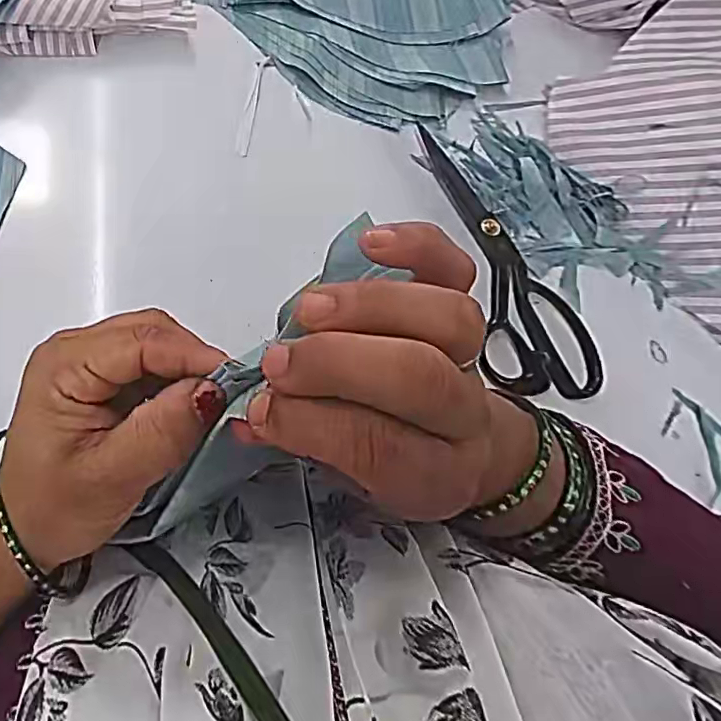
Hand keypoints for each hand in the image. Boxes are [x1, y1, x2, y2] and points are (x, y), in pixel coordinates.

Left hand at [0, 309, 227, 569]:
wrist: (22, 531)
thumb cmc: (51, 507)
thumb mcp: (112, 476)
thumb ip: (162, 431)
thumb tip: (210, 391)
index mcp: (64, 365)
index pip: (143, 340)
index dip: (193, 356)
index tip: (233, 383)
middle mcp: (73, 351)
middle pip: (150, 332)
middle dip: (192, 359)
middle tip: (225, 397)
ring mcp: (86, 360)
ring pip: (154, 343)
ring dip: (185, 369)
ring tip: (206, 406)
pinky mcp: (101, 376)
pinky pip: (149, 363)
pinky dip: (173, 380)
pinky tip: (182, 408)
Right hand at [237, 222, 540, 522]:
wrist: (459, 445)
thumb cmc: (396, 455)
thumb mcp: (349, 476)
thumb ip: (300, 441)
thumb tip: (249, 414)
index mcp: (431, 469)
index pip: (380, 446)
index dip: (312, 423)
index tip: (264, 407)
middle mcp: (461, 413)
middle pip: (417, 376)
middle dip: (334, 360)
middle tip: (278, 359)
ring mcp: (470, 358)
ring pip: (446, 319)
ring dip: (367, 305)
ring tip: (309, 308)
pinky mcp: (463, 310)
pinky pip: (458, 270)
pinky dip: (416, 247)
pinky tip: (369, 244)